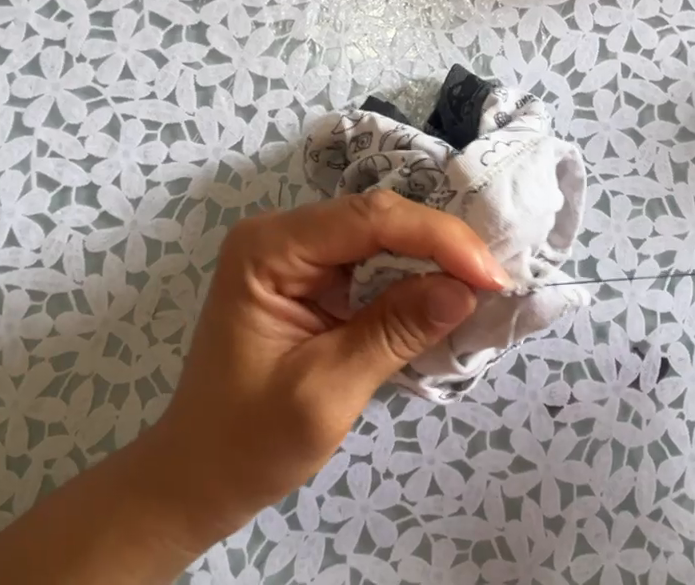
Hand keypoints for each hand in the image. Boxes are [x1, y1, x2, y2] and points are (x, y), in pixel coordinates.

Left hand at [131, 190, 509, 557]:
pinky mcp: (312, 277)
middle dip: (440, 244)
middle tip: (495, 282)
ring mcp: (296, 254)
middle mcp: (281, 235)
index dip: (436, 238)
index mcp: (268, 249)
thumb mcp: (325, 392)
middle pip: (378, 218)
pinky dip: (413, 277)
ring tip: (482, 284)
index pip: (368, 219)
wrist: (198, 477)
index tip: (490, 276)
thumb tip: (465, 291)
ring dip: (432, 258)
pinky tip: (446, 291)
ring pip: (381, 235)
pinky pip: (372, 261)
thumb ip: (393, 333)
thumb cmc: (248, 442)